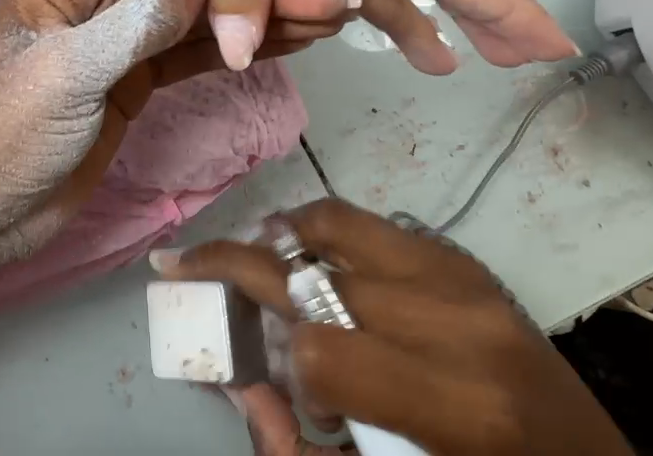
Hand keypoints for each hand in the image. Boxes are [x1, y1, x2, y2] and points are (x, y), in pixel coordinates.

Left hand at [0, 0, 355, 270]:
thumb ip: (140, 14)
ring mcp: (115, 39)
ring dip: (252, 13)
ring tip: (330, 10)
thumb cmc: (8, 137)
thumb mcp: (73, 70)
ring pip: (191, 16)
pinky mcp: (133, 80)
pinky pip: (189, 54)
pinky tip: (289, 39)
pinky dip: (234, 48)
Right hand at [153, 200, 633, 455]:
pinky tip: (304, 256)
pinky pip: (369, 224)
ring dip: (278, 236)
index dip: (271, 360)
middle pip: (312, 271)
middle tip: (187, 265)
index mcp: (459, 403)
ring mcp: (465, 277)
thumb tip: (243, 385)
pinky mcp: (464, 259)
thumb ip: (305, 452)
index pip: (320, 351)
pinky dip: (321, 232)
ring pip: (332, 221)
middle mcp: (460, 321)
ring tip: (248, 256)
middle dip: (240, 271)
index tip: (245, 365)